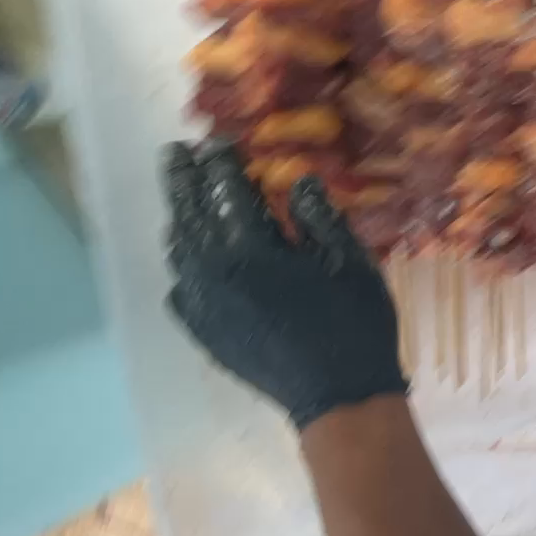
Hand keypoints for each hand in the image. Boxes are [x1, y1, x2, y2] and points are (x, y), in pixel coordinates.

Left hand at [163, 141, 406, 428]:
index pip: (228, 193)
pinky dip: (183, 258)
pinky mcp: (200, 327)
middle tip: (179, 154)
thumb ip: (322, 220)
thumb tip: (298, 183)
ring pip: (179, 247)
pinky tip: (192, 254)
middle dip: (185, 180)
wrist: (338, 393)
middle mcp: (210, 270)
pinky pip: (180, 282)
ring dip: (181, 216)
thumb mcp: (354, 266)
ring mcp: (199, 302)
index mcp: (251, 251)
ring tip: (184, 197)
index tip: (219, 143)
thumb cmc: (357, 324)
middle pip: (189, 213)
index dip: (224, 165)